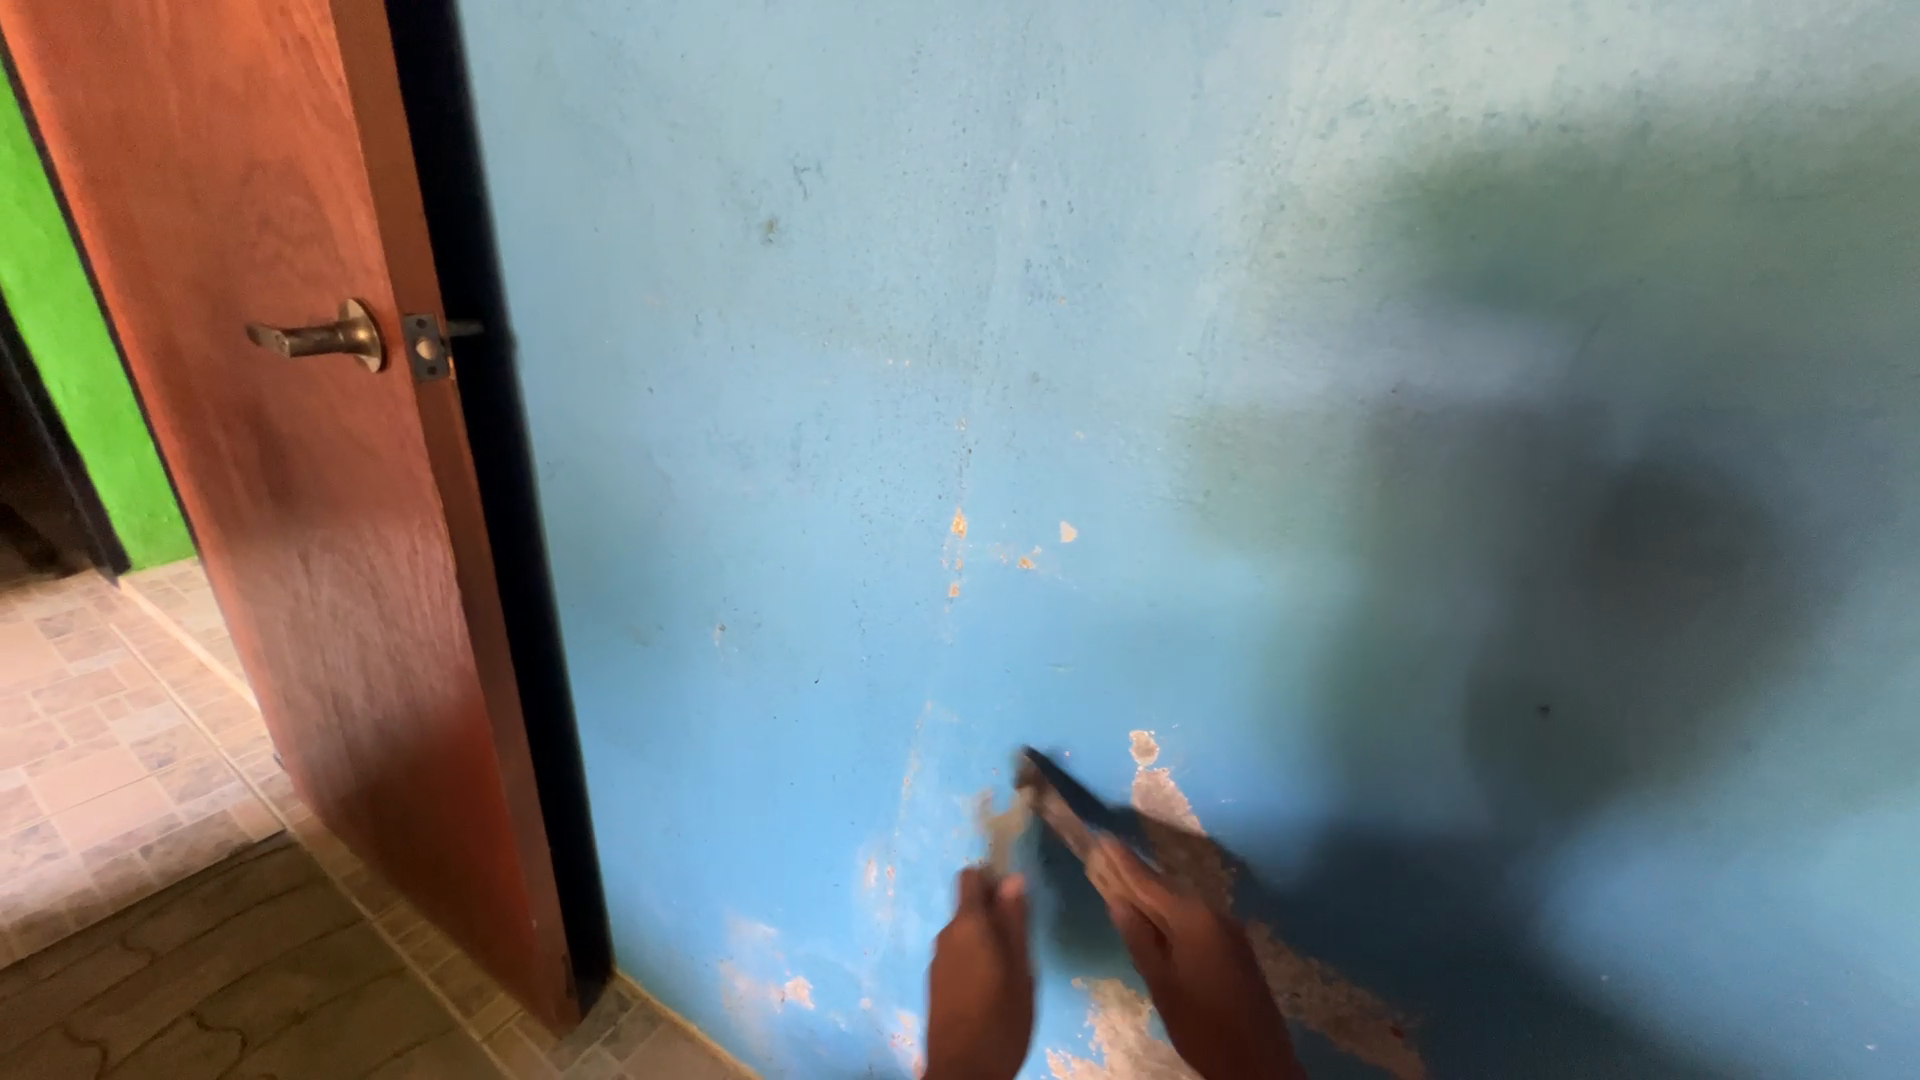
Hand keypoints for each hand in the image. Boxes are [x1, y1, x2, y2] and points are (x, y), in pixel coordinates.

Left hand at [925, 867, 1033, 1079]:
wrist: (962, 1074)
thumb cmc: (1000, 1019)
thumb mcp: (1021, 968)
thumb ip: (1015, 921)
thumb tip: (1013, 878)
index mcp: (967, 923)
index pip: (971, 876)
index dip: (994, 880)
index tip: (1014, 903)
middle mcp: (946, 934)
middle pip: (969, 906)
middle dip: (994, 915)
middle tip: (1020, 946)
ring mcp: (937, 959)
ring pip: (965, 933)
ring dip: (985, 941)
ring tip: (1009, 973)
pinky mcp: (935, 983)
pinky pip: (957, 955)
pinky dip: (974, 961)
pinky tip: (990, 991)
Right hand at [1090, 838, 1304, 1079]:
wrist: (1262, 1066)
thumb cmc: (1204, 1027)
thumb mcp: (1162, 986)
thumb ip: (1139, 939)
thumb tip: (1117, 902)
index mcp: (1192, 919)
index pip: (1148, 882)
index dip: (1123, 861)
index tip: (1103, 838)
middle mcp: (1213, 913)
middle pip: (1165, 889)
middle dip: (1135, 876)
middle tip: (1105, 860)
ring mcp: (1228, 928)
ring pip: (1180, 904)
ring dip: (1152, 897)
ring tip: (1123, 886)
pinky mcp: (1235, 945)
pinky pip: (1195, 918)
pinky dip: (1171, 914)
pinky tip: (1155, 919)